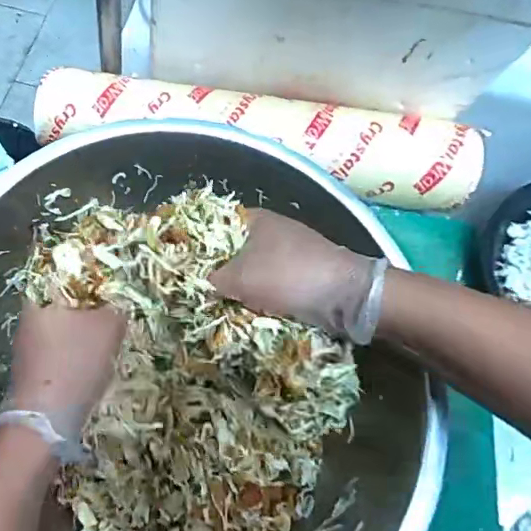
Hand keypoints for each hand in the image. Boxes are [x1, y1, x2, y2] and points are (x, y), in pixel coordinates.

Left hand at [7, 297, 124, 435]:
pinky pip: (57, 360)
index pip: (67, 281)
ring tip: (103, 357)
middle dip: (89, 319)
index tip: (110, 302)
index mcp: (38, 301)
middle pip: (65, 310)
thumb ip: (115, 310)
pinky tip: (87, 378)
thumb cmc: (75, 363)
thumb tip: (116, 306)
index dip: (92, 288)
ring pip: (62, 337)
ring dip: (82, 344)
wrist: (45, 421)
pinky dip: (73, 365)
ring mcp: (24, 350)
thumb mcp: (108, 329)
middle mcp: (26, 321)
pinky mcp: (28, 376)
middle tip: (112, 329)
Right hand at [210, 209, 386, 342]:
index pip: (214, 224)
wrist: (349, 296)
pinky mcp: (304, 274)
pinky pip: (271, 284)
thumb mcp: (238, 279)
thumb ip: (210, 279)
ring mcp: (291, 252)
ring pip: (252, 270)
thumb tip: (196, 283)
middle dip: (217, 270)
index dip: (196, 242)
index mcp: (255, 219)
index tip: (182, 263)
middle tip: (197, 289)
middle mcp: (272, 230)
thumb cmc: (288, 276)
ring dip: (240, 287)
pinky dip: (261, 297)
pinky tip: (249, 311)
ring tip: (219, 305)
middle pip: (232, 250)